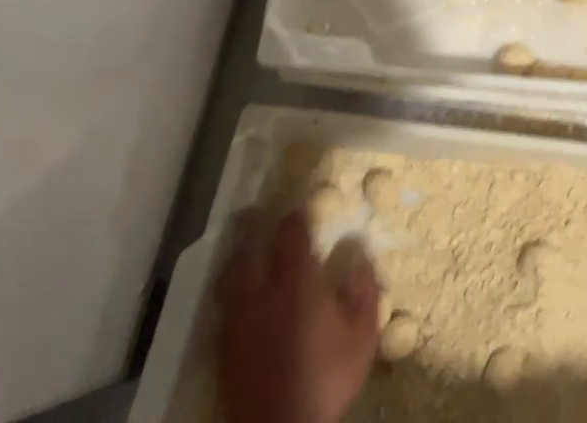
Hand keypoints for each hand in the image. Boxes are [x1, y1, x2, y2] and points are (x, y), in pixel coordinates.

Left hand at [216, 210, 380, 422]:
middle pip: (250, 249)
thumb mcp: (363, 334)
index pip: (292, 237)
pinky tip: (234, 292)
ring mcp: (238, 319)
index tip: (300, 209)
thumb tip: (362, 256)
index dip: (296, 219)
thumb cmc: (329, 377)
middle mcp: (262, 293)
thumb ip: (365, 291)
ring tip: (240, 247)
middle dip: (252, 227)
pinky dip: (228, 288)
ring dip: (236, 256)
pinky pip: (222, 304)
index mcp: (298, 283)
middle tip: (253, 212)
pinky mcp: (224, 345)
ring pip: (230, 276)